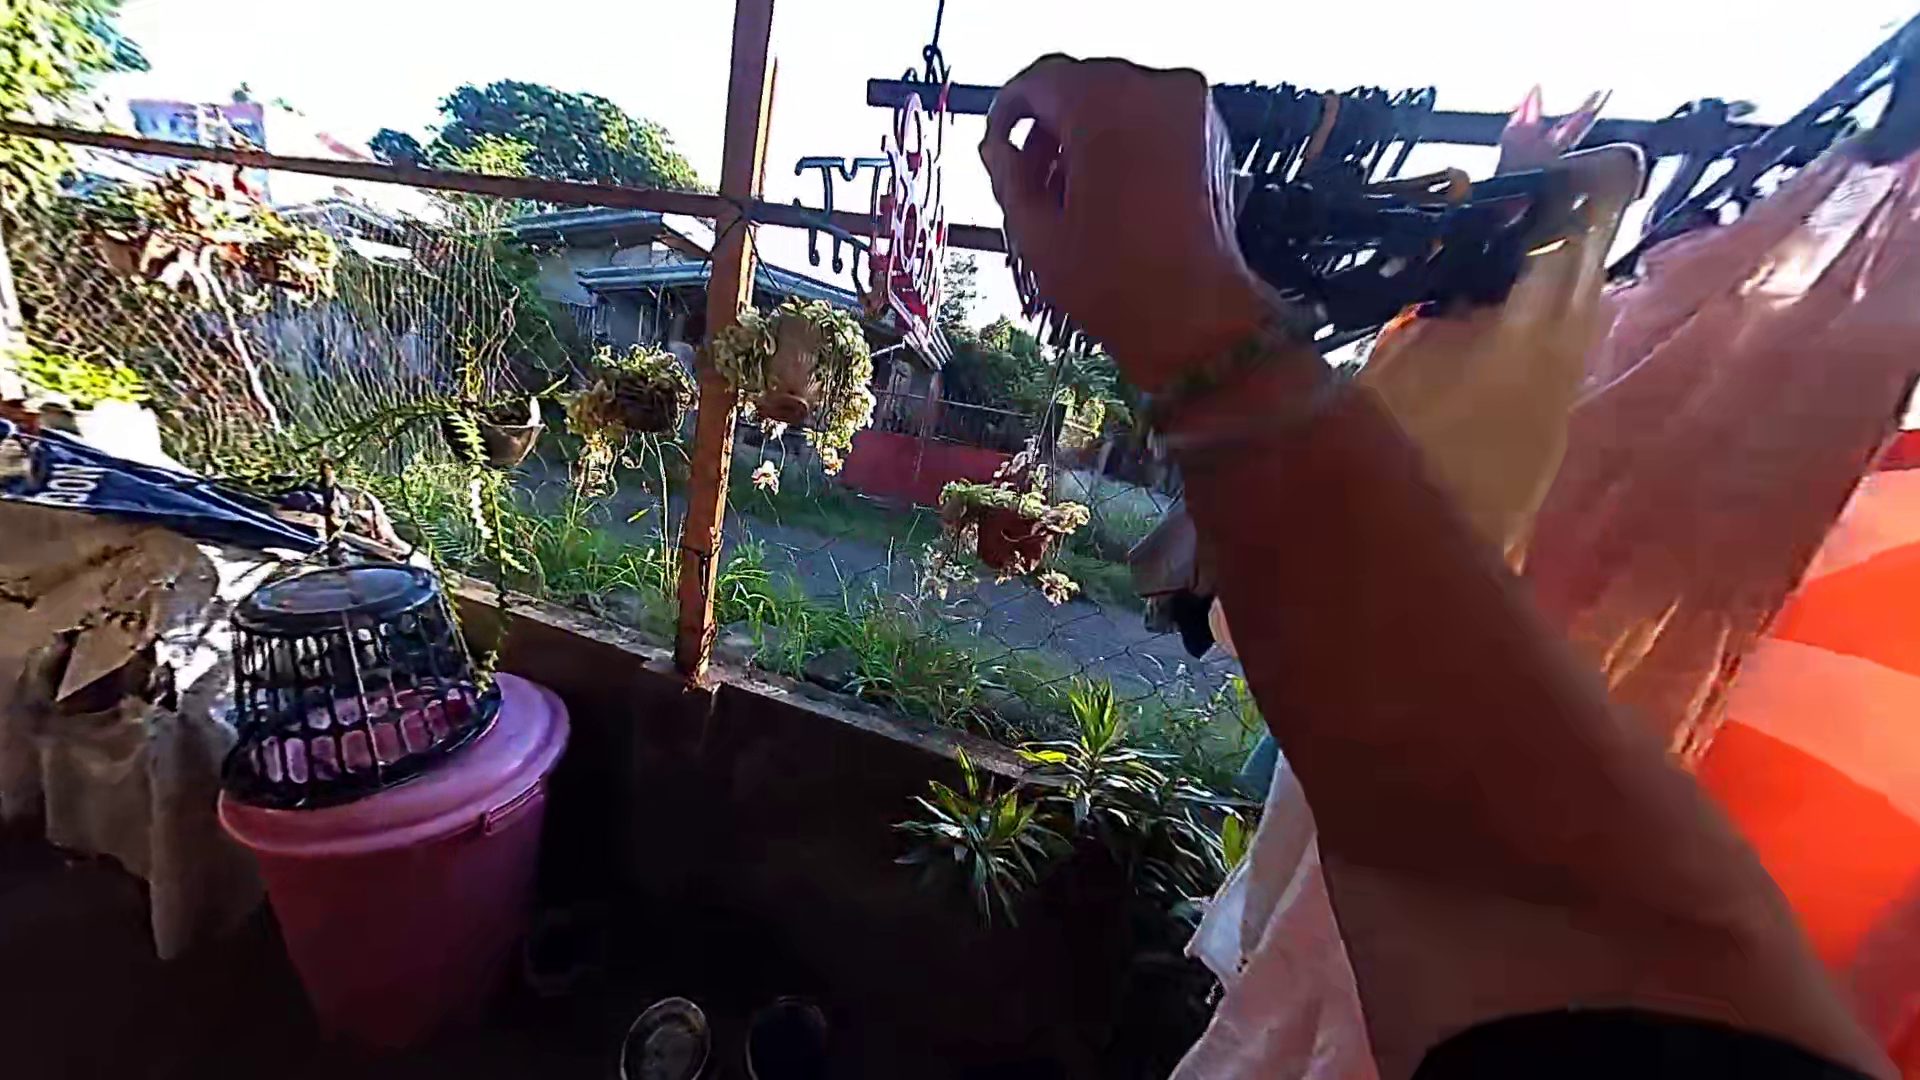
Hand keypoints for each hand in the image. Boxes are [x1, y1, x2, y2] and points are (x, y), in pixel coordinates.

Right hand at [981, 55, 1266, 392]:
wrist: (1191, 320)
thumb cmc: (1115, 286)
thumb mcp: (1039, 236)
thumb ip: (1010, 181)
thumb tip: (996, 152)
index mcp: (1104, 106)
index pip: (1040, 80)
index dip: (1009, 112)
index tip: (998, 143)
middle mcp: (1154, 91)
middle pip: (1082, 89)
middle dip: (1049, 133)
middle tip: (1030, 186)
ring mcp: (1189, 112)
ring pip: (1117, 106)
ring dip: (1084, 143)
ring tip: (1069, 203)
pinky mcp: (1209, 138)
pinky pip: (1150, 125)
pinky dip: (1121, 149)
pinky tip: (1106, 201)